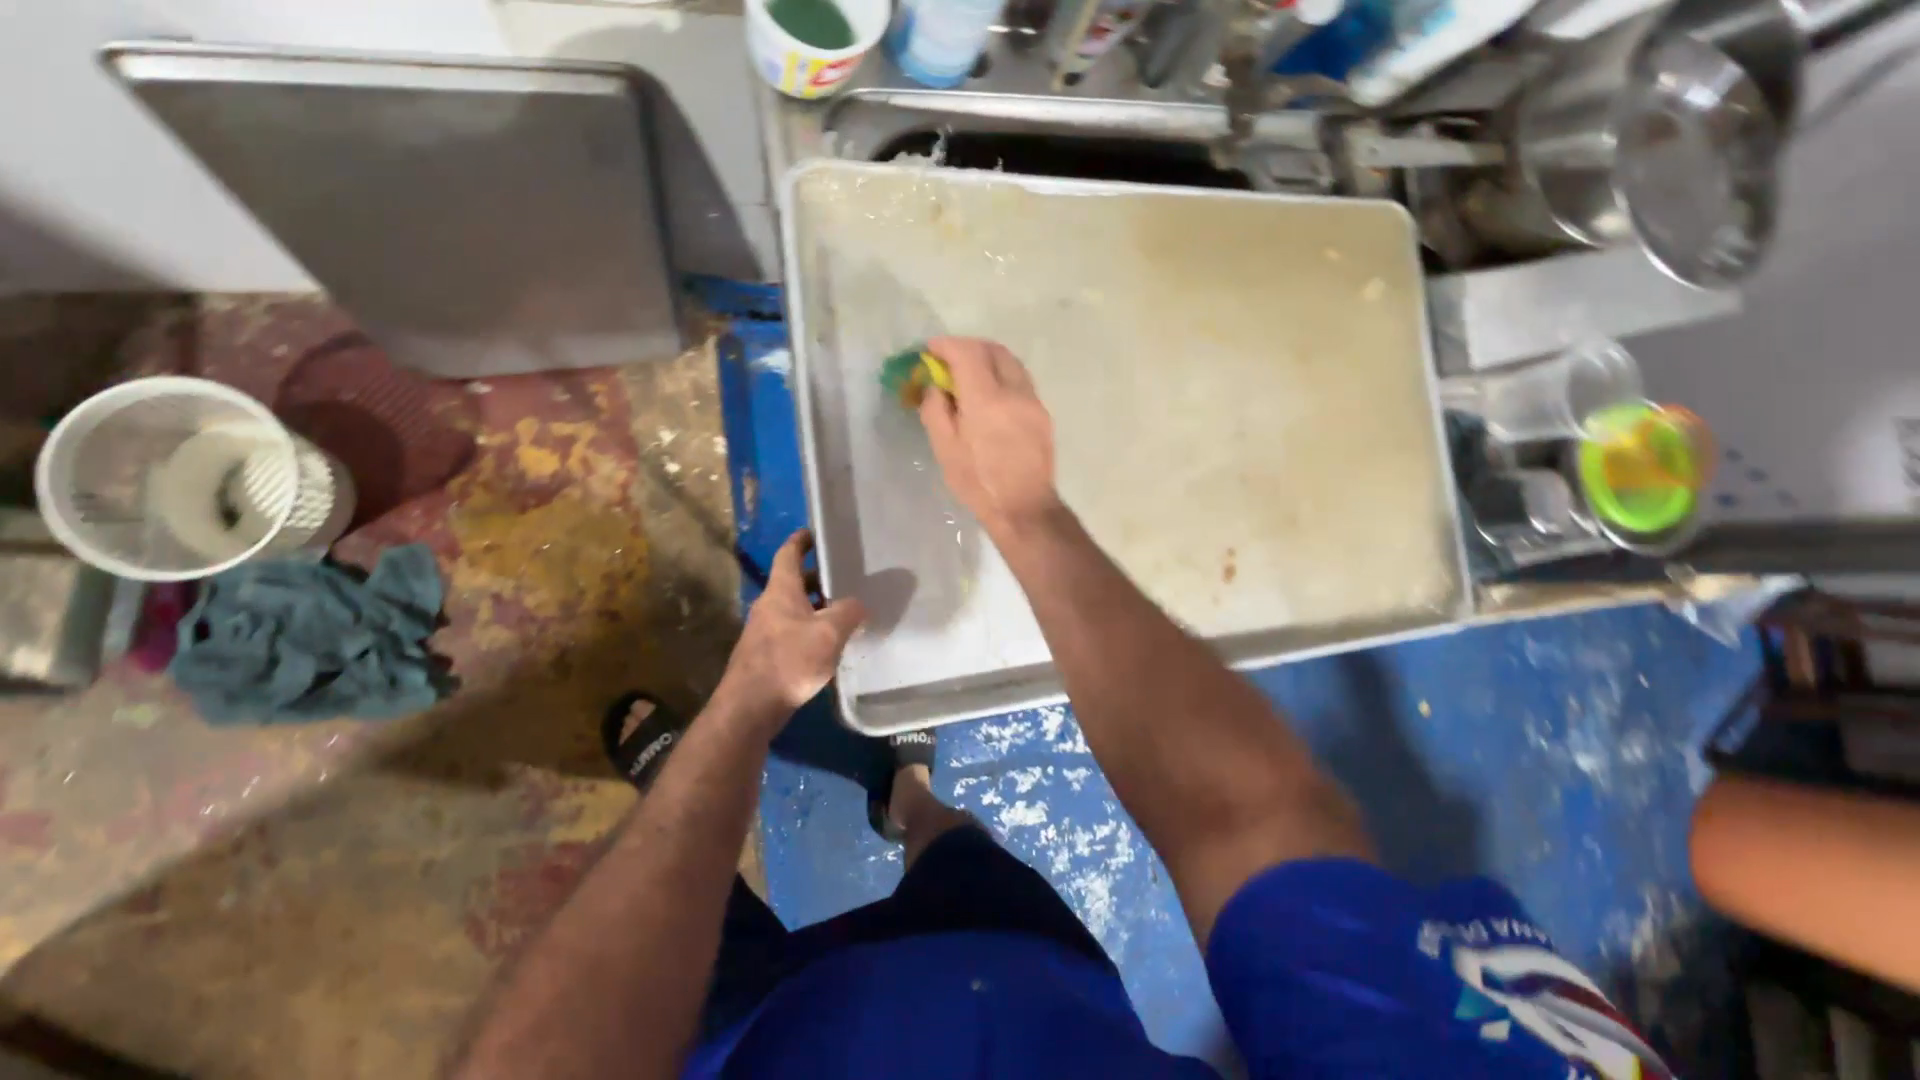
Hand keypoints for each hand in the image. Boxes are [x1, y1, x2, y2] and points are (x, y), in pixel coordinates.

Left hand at [715, 530, 866, 728]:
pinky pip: (791, 630)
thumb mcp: (828, 633)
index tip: (815, 532)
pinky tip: (828, 643)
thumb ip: (848, 613)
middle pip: (793, 582)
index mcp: (781, 591)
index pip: (788, 554)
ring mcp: (764, 631)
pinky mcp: (766, 655)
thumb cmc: (789, 661)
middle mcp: (769, 605)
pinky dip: (809, 628)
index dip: (801, 541)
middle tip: (844, 575)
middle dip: (817, 577)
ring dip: (815, 605)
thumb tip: (859, 603)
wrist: (750, 706)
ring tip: (843, 609)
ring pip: (793, 608)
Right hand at [918, 337, 1062, 535]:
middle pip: (993, 350)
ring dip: (988, 359)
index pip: (966, 353)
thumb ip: (935, 409)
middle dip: (969, 347)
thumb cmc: (978, 482)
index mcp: (986, 399)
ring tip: (969, 374)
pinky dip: (1002, 376)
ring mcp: (1033, 402)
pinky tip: (989, 395)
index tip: (930, 350)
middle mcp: (1014, 392)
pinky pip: (1021, 381)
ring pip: (1011, 363)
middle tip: (948, 359)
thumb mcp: (944, 448)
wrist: (1024, 508)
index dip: (946, 346)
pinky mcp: (1042, 414)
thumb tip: (936, 386)